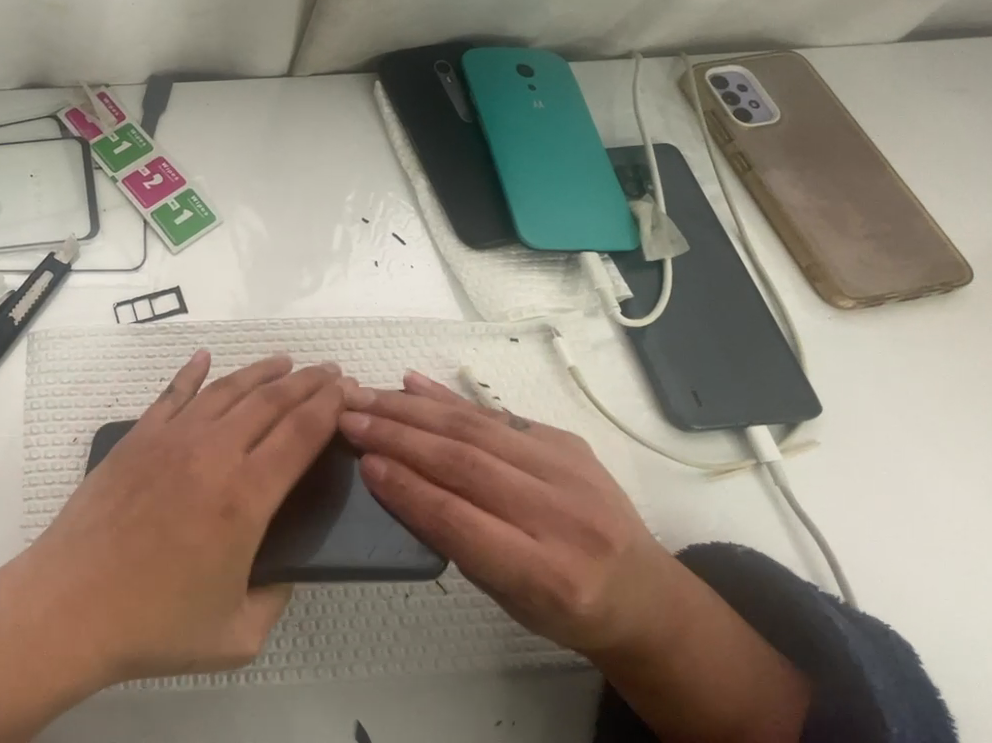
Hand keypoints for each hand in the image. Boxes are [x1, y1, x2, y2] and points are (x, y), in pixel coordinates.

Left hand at [0, 352, 344, 741]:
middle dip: (307, 383)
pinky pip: (171, 395)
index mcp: (245, 498)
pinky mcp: (136, 440)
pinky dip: (192, 373)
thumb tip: (283, 570)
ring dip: (260, 372)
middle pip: (270, 402)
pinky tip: (205, 358)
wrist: (70, 605)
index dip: (329, 407)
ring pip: (225, 390)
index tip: (348, 390)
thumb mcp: (236, 635)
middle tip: (331, 370)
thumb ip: (274, 599)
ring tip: (286, 361)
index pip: (300, 435)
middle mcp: (212, 454)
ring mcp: (170, 440)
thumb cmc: (154, 625)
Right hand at [340, 373, 810, 742]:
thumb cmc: (560, 608)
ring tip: (369, 397)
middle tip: (349, 417)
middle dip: (398, 436)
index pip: (460, 519)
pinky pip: (499, 414)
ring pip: (477, 428)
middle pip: (465, 463)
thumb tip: (392, 473)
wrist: (643, 594)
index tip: (360, 461)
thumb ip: (453, 536)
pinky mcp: (570, 442)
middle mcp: (563, 517)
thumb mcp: (502, 594)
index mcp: (546, 574)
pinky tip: (412, 383)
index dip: (406, 487)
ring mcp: (572, 472)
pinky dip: (450, 397)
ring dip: (413, 409)